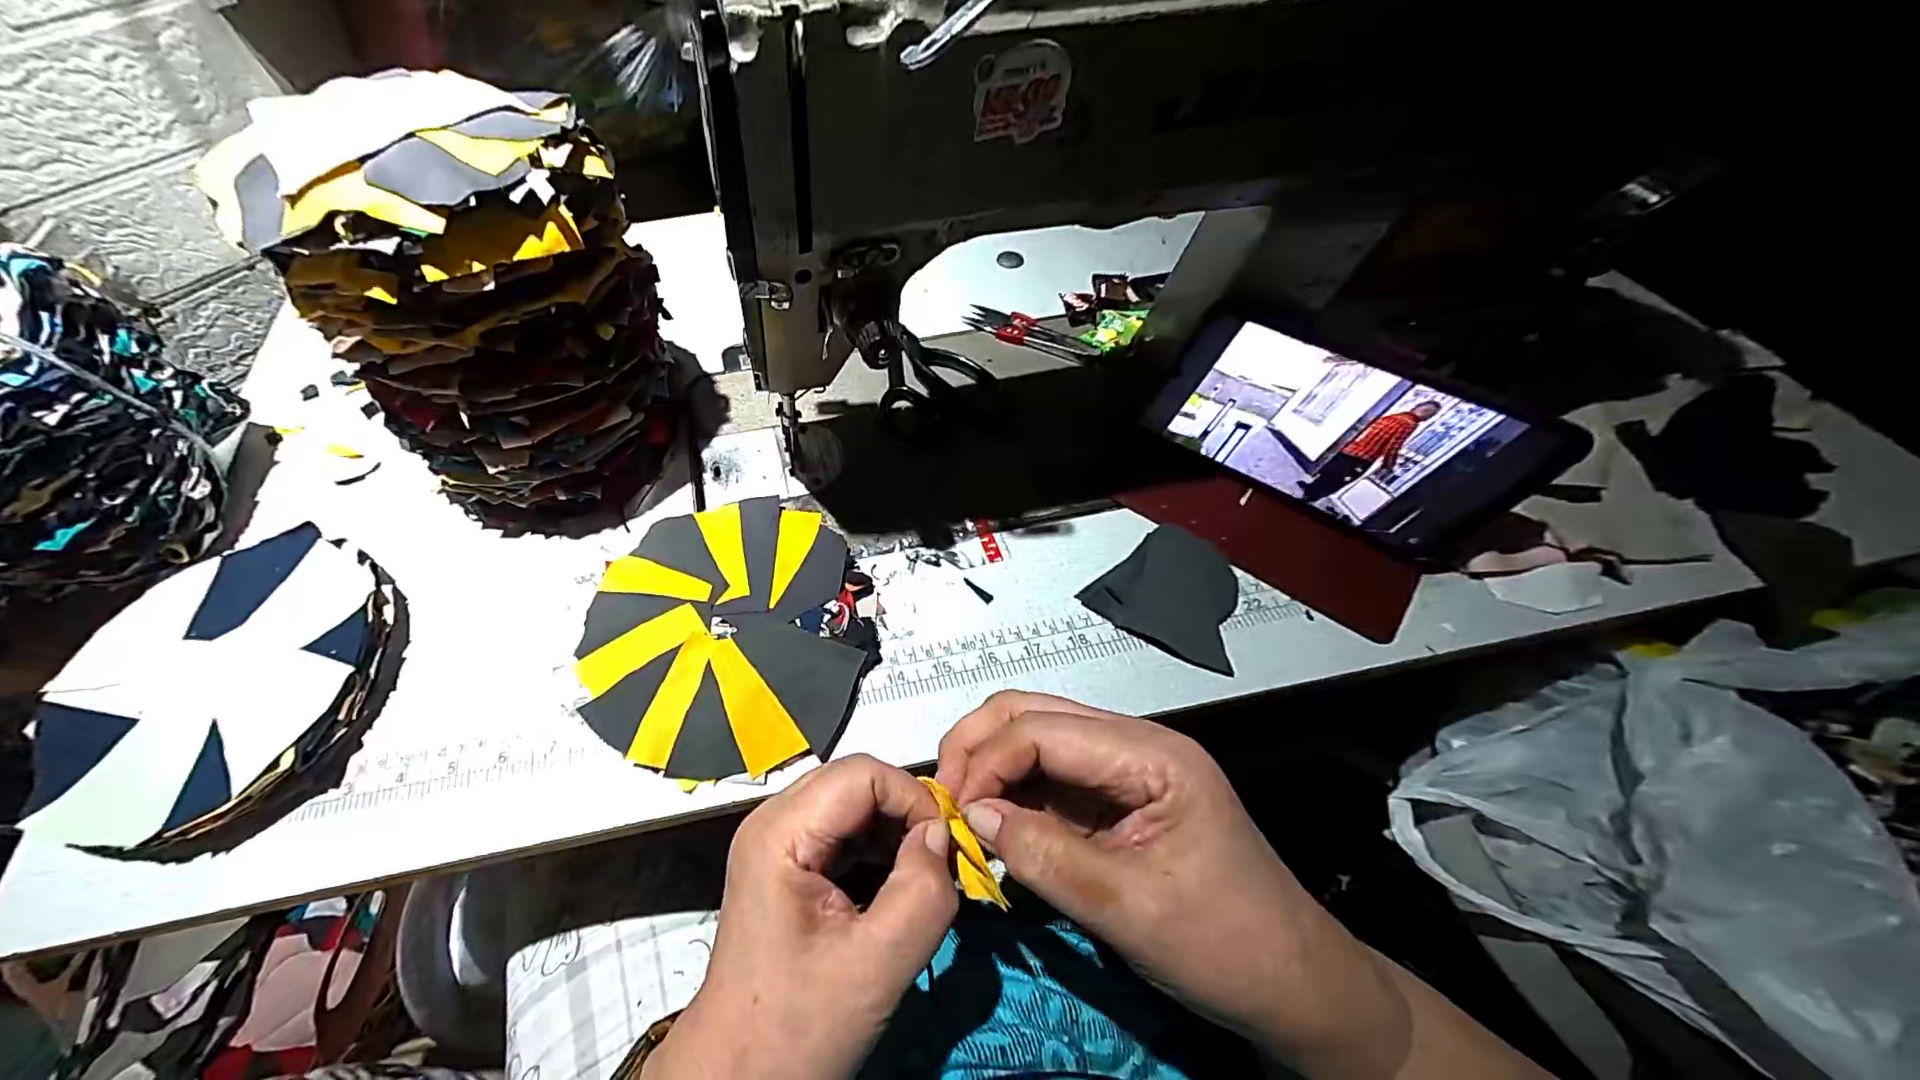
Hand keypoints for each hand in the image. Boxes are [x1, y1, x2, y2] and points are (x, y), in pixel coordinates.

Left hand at [644, 755, 955, 1078]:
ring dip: (896, 829)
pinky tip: (899, 880)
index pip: (864, 773)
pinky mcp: (789, 861)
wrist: (738, 1076)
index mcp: (781, 834)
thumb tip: (941, 836)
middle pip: (858, 781)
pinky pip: (846, 828)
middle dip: (906, 811)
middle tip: (939, 857)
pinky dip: (880, 845)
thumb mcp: (877, 964)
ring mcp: (779, 840)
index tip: (943, 845)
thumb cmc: (794, 1028)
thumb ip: (923, 892)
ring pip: (855, 801)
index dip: (913, 798)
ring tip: (923, 872)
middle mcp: (774, 822)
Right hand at [935, 692, 1410, 1073]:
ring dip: (992, 767)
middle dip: (979, 747)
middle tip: (946, 800)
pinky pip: (1049, 778)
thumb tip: (975, 817)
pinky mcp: (1113, 797)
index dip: (987, 761)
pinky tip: (994, 822)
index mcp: (1150, 753)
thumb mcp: (1129, 908)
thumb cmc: (1226, 944)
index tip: (953, 813)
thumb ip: (1045, 856)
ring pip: (1036, 738)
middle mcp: (1134, 743)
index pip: (1042, 728)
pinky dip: (1014, 793)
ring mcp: (1123, 767)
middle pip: (1034, 713)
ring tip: (962, 813)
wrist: (1293, 982)